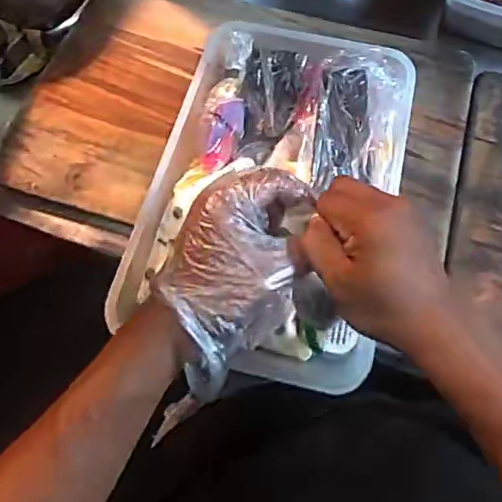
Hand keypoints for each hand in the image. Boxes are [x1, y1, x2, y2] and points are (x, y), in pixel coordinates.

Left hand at [151, 168, 314, 393]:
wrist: (180, 323)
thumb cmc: (229, 290)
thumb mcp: (277, 269)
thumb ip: (304, 245)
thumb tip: (318, 236)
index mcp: (233, 195)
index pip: (277, 178)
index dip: (302, 193)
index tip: (320, 214)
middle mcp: (217, 193)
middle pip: (263, 186)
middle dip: (287, 204)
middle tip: (306, 225)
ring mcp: (207, 209)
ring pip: (251, 201)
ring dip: (272, 215)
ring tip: (289, 239)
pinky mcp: (204, 226)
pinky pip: (238, 214)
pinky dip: (256, 225)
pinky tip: (268, 247)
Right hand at [294, 176, 461, 355]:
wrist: (435, 322)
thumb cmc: (383, 306)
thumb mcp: (338, 282)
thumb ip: (315, 246)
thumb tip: (309, 223)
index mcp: (370, 215)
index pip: (325, 199)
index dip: (317, 225)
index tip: (324, 255)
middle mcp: (389, 201)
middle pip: (342, 187)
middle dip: (331, 213)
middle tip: (337, 249)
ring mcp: (404, 206)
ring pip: (360, 193)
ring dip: (349, 215)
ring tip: (357, 252)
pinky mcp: (413, 216)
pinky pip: (378, 203)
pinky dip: (367, 219)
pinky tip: (376, 251)